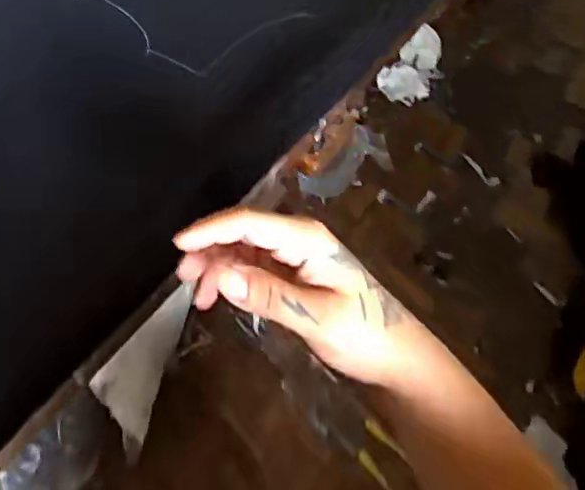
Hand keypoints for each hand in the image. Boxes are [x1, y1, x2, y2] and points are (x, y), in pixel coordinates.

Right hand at [175, 207, 426, 388]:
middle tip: (183, 276)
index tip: (179, 243)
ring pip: (241, 248)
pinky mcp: (290, 271)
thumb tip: (221, 276)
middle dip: (208, 249)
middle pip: (239, 232)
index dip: (209, 229)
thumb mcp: (317, 318)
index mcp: (305, 237)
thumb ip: (268, 295)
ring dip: (216, 266)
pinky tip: (218, 297)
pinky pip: (251, 265)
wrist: (404, 362)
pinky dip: (230, 278)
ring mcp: (292, 253)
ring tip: (197, 294)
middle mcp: (295, 237)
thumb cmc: (367, 335)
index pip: (246, 222)